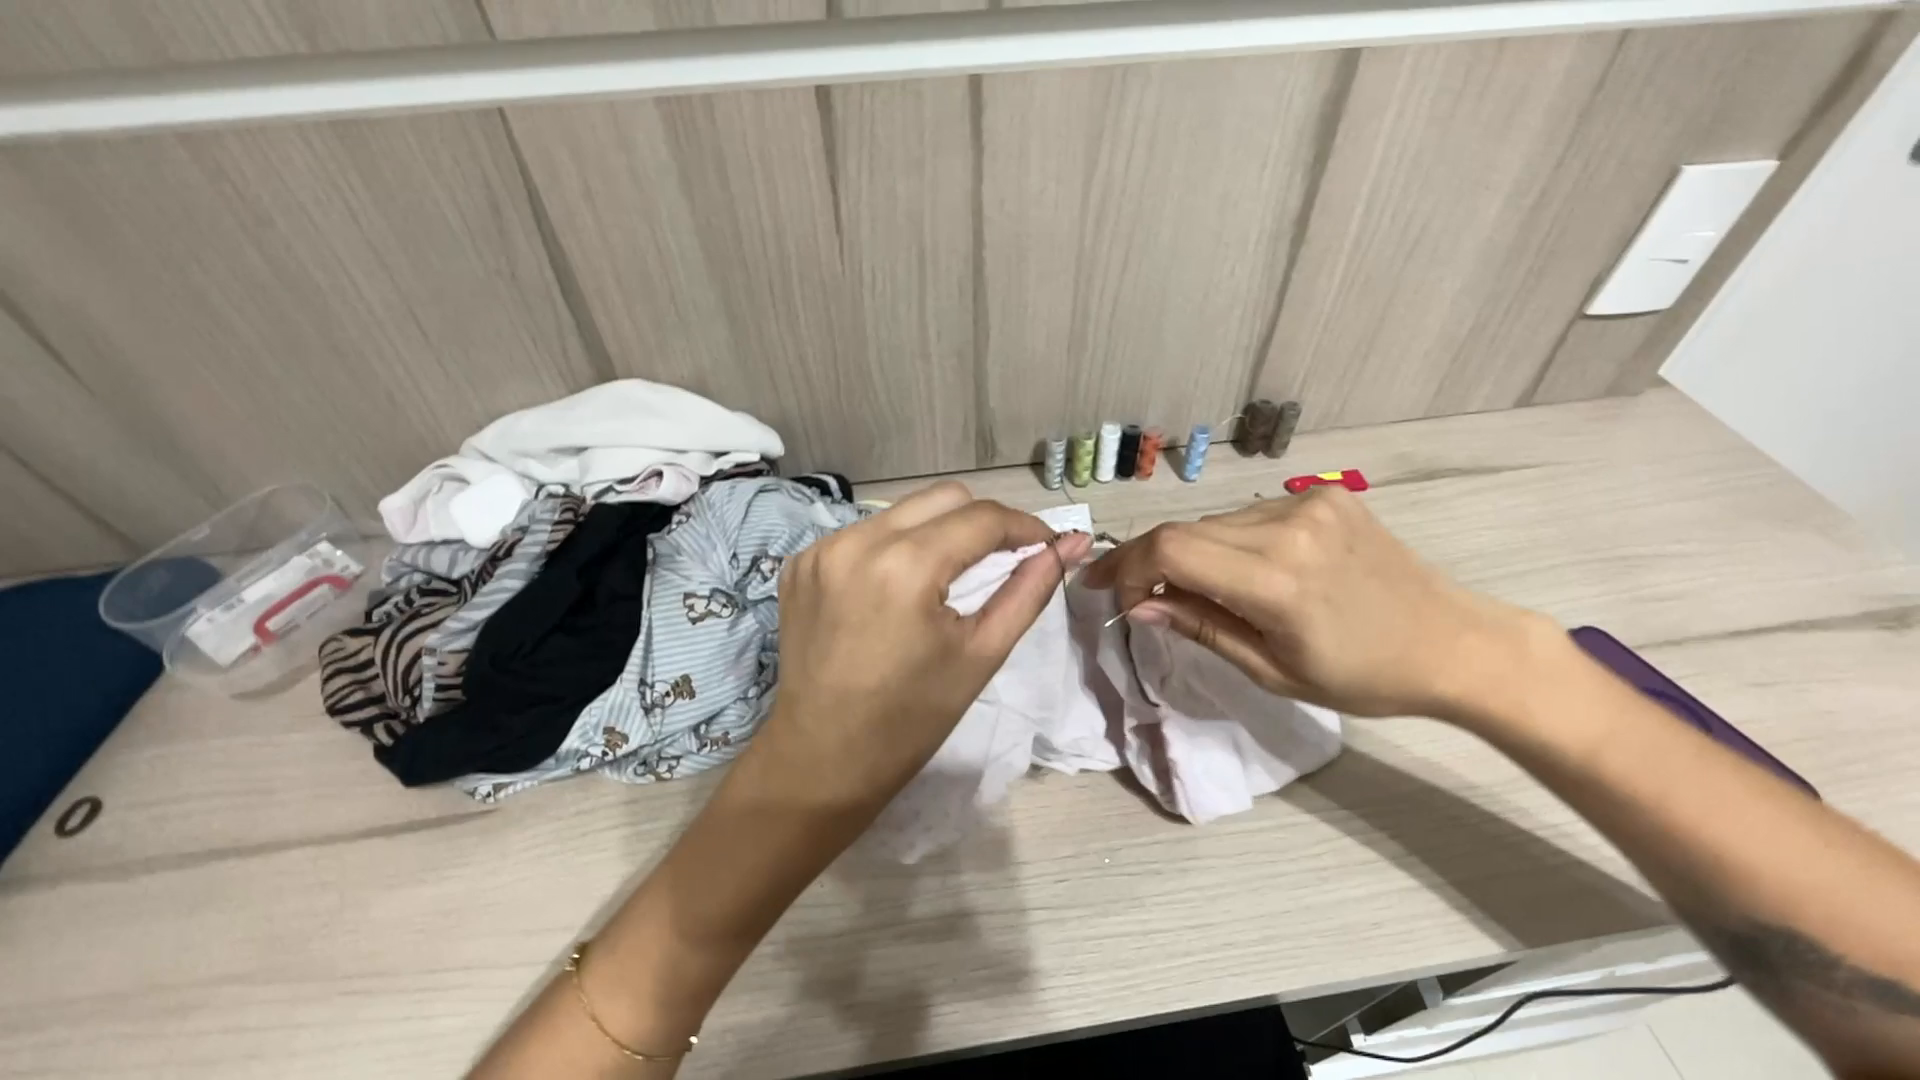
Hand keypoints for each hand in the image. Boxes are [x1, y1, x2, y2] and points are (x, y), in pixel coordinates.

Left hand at [762, 481, 1092, 812]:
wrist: (822, 759)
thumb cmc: (911, 720)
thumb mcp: (980, 654)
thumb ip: (1028, 590)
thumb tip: (1071, 545)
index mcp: (905, 565)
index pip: (982, 517)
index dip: (1025, 526)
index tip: (1046, 545)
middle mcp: (857, 541)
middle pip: (942, 498)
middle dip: (981, 523)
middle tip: (1001, 561)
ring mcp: (820, 550)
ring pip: (901, 512)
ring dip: (935, 533)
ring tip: (947, 580)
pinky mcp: (799, 564)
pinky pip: (862, 535)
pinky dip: (891, 550)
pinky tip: (896, 592)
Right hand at [1080, 487, 1554, 721]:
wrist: (1452, 642)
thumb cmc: (1363, 675)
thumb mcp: (1273, 670)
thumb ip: (1200, 628)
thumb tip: (1138, 609)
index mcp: (1277, 579)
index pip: (1171, 549)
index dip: (1125, 567)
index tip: (1103, 592)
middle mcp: (1288, 525)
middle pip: (1186, 530)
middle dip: (1148, 563)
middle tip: (1131, 596)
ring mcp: (1309, 502)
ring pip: (1216, 521)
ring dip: (1191, 554)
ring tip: (1193, 592)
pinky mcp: (1326, 493)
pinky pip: (1251, 514)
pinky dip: (1230, 542)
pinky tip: (1244, 572)